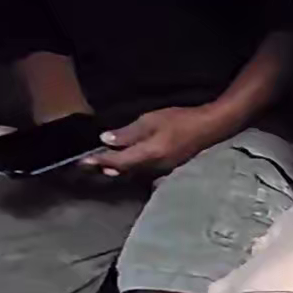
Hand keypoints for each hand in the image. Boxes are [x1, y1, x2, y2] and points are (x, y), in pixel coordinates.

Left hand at [82, 105, 234, 175]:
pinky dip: (134, 167)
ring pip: (136, 172)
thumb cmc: (181, 120)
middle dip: (108, 167)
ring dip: (121, 169)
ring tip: (106, 165)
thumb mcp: (151, 121)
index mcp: (150, 154)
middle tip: (90, 165)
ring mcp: (165, 169)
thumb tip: (106, 140)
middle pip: (127, 171)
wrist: (209, 128)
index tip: (82, 162)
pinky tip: (130, 162)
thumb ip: (129, 133)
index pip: (119, 161)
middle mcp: (156, 166)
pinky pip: (147, 170)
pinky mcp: (170, 166)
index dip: (100, 161)